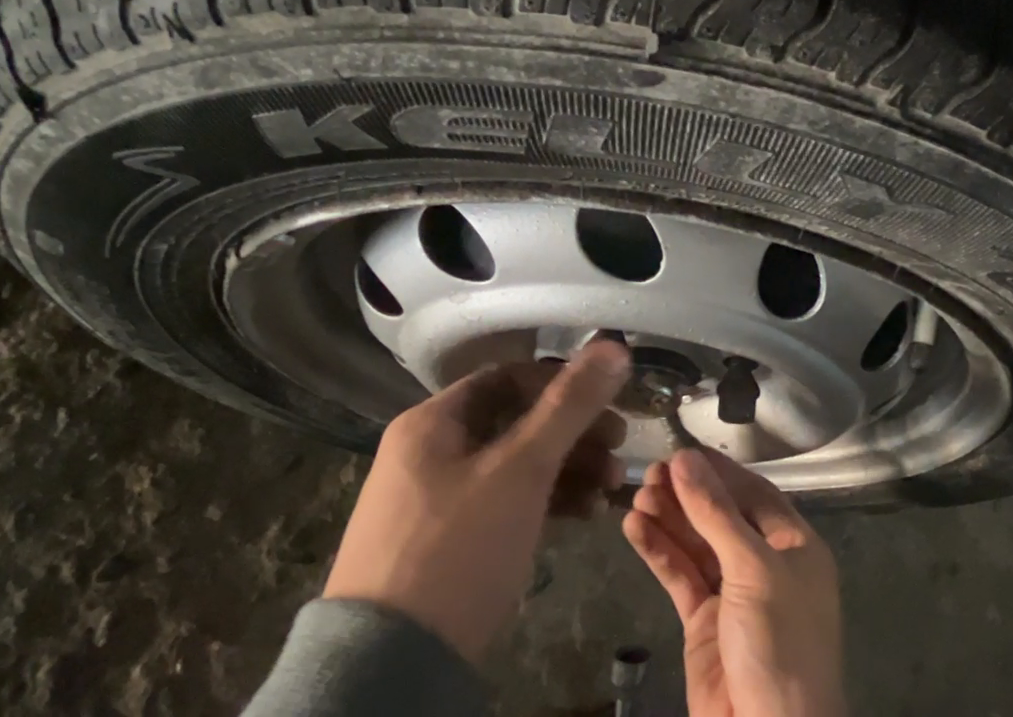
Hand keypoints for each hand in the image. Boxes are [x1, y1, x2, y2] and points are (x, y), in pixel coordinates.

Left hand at [322, 341, 631, 666]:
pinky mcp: (451, 543)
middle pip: (517, 421)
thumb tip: (614, 346)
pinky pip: (508, 503)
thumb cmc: (458, 546)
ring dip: (569, 468)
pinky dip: (547, 501)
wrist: (393, 665)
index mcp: (433, 422)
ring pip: (517, 465)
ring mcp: (439, 500)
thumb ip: (569, 406)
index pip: (509, 377)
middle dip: (575, 431)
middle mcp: (431, 452)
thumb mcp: (521, 468)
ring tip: (611, 487)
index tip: (610, 400)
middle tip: (619, 447)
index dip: (563, 383)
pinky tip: (586, 514)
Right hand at [623, 449, 846, 716]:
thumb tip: (686, 459)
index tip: (683, 450)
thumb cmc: (780, 641)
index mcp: (795, 546)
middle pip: (722, 517)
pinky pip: (680, 577)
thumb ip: (717, 514)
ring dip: (669, 519)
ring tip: (638, 493)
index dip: (719, 472)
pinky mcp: (704, 623)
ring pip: (697, 545)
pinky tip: (634, 527)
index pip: (755, 495)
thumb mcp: (754, 569)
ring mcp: (733, 595)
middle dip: (688, 494)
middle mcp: (765, 564)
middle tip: (652, 470)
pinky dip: (659, 552)